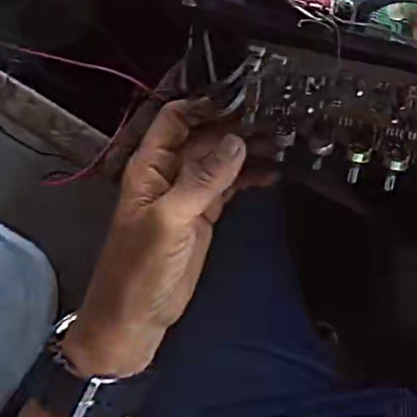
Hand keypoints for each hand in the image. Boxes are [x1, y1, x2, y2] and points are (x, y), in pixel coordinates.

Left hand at [64, 99, 254, 374]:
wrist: (134, 320)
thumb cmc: (139, 270)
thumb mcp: (169, 221)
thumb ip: (203, 180)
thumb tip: (237, 142)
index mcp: (151, 166)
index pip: (176, 118)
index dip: (205, 103)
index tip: (242, 96)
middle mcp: (171, 172)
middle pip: (206, 135)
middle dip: (237, 124)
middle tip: (275, 117)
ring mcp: (190, 192)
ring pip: (222, 157)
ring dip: (249, 148)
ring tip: (282, 141)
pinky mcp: (205, 211)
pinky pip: (231, 183)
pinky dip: (251, 175)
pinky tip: (274, 172)